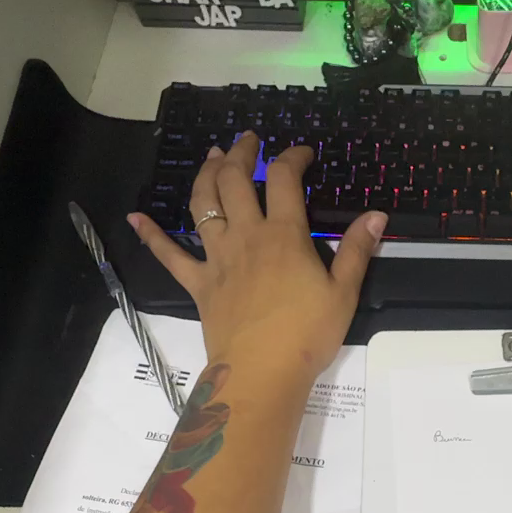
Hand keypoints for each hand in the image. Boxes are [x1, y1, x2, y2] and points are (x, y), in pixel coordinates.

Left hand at [129, 133, 387, 389]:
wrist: (264, 371)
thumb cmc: (308, 335)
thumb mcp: (344, 293)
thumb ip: (357, 251)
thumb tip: (376, 215)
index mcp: (285, 236)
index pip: (285, 180)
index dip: (292, 157)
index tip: (302, 152)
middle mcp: (247, 236)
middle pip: (236, 180)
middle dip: (241, 153)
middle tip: (247, 141)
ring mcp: (218, 258)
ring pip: (204, 204)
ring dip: (205, 174)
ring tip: (211, 157)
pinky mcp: (199, 283)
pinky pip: (169, 255)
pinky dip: (152, 235)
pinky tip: (135, 217)